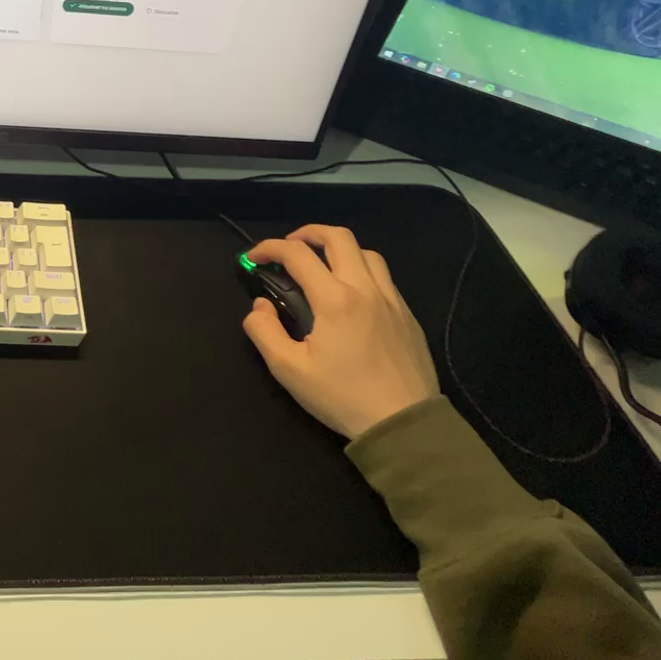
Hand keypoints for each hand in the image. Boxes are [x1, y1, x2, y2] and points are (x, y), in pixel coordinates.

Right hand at [241, 224, 437, 438]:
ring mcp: (392, 300)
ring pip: (366, 252)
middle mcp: (365, 289)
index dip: (269, 248)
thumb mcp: (289, 370)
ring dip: (338, 250)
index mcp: (335, 299)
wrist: (405, 425)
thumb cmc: (342, 396)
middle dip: (307, 233)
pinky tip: (350, 294)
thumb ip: (264, 331)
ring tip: (321, 267)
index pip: (297, 254)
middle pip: (338, 236)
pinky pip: (383, 276)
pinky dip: (360, 270)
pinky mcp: (407, 315)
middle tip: (288, 248)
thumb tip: (260, 306)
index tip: (253, 258)